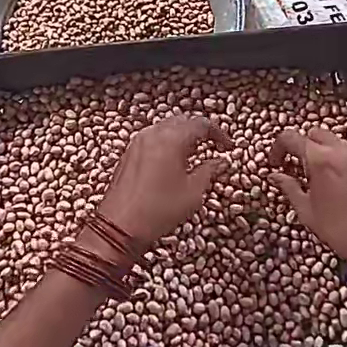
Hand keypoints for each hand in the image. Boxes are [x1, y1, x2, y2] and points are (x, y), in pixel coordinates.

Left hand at [94, 115, 231, 250]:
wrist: (119, 226)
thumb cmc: (157, 210)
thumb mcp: (193, 192)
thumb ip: (209, 171)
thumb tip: (221, 162)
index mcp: (171, 139)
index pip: (201, 124)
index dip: (218, 134)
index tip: (228, 146)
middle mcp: (152, 135)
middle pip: (182, 121)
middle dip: (200, 130)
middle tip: (213, 145)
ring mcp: (137, 143)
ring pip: (165, 128)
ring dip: (182, 135)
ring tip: (195, 153)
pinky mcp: (128, 154)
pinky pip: (152, 138)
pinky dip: (166, 143)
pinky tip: (173, 161)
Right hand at [270, 126, 346, 257]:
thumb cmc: (344, 232)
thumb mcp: (307, 211)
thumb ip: (289, 187)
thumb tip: (276, 177)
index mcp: (320, 160)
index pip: (291, 138)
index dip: (278, 147)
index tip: (277, 161)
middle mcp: (343, 152)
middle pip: (315, 134)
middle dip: (303, 146)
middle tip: (298, 166)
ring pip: (338, 143)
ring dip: (325, 153)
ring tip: (323, 177)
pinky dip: (346, 163)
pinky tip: (344, 184)